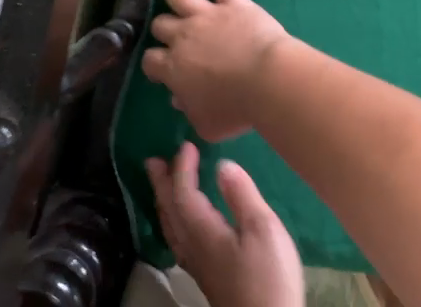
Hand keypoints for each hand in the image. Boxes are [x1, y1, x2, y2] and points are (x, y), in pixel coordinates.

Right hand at [143, 0, 291, 141]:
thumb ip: (189, 110)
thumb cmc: (238, 109)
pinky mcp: (231, 0)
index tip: (162, 67)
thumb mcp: (206, 124)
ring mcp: (206, 13)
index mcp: (174, 68)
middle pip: (161, 24)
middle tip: (173, 35)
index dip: (155, 63)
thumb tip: (179, 99)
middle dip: (164, 29)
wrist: (268, 81)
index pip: (151, 60)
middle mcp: (183, 36)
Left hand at [146, 142, 303, 306]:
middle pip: (170, 210)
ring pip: (171, 227)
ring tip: (164, 184)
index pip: (183, 193)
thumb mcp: (262, 229)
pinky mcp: (206, 275)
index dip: (182, 168)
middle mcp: (192, 246)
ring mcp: (197, 264)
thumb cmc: (268, 276)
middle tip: (152, 160)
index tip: (185, 144)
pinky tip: (183, 223)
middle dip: (162, 184)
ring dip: (165, 201)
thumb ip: (242, 195)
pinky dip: (174, 220)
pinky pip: (178, 238)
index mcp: (203, 231)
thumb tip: (223, 164)